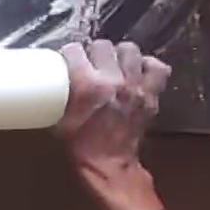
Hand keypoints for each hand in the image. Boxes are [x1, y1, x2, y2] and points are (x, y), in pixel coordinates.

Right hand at [56, 40, 170, 208]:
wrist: (109, 164)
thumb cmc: (80, 146)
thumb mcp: (59, 120)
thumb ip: (59, 99)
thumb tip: (53, 87)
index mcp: (86, 85)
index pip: (75, 50)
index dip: (69, 52)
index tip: (67, 59)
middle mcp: (112, 79)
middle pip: (102, 46)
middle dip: (94, 52)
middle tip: (90, 62)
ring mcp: (135, 85)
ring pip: (130, 50)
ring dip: (119, 55)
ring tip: (114, 64)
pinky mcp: (151, 94)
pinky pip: (157, 67)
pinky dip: (147, 66)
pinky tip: (137, 72)